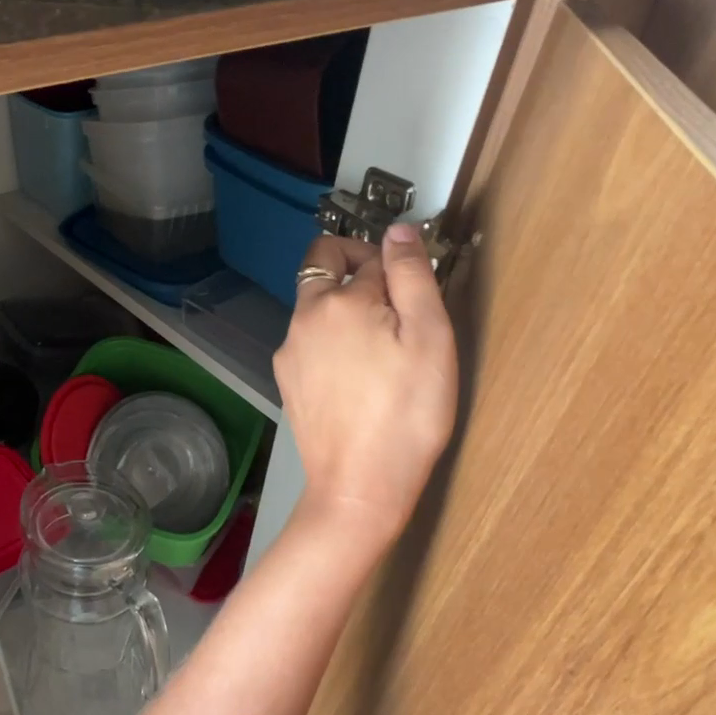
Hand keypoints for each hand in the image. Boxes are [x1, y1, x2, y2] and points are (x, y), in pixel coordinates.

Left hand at [274, 224, 456, 539]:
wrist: (360, 485)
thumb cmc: (407, 412)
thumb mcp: (429, 336)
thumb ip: (412, 274)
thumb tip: (398, 230)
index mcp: (336, 300)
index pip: (368, 257)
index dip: (396, 265)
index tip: (417, 291)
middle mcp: (301, 319)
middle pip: (325, 270)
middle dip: (359, 273)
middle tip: (397, 311)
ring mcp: (288, 352)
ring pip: (317, 309)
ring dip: (347, 311)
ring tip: (384, 352)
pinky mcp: (286, 382)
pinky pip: (310, 343)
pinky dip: (333, 343)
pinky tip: (360, 378)